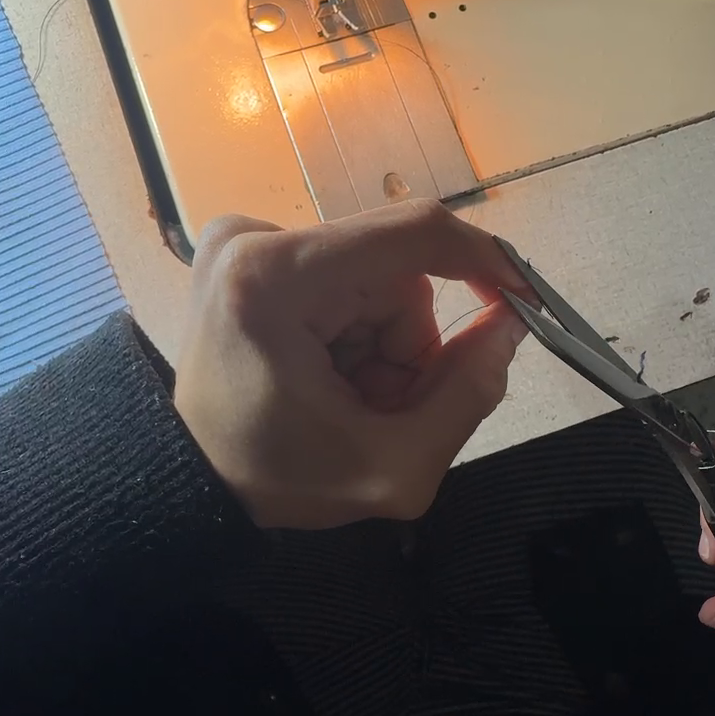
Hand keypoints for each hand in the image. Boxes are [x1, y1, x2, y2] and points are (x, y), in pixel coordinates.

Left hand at [173, 200, 530, 530]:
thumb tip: (510, 319)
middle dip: (409, 345)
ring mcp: (245, 242)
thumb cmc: (277, 479)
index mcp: (275, 277)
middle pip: (395, 273)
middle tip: (378, 407)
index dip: (483, 261)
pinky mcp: (248, 253)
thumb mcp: (392, 468)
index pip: (412, 234)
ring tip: (345, 400)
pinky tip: (324, 376)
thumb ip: (468, 394)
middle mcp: (254, 240)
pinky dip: (354, 334)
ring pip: (375, 282)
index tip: (521, 299)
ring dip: (382, 346)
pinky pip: (344, 282)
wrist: (193, 481)